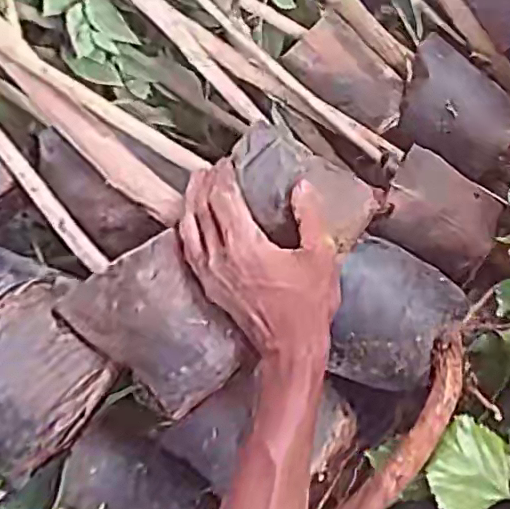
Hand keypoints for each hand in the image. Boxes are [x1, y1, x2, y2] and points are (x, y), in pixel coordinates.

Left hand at [178, 161, 339, 363]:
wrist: (291, 344)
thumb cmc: (309, 305)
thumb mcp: (320, 256)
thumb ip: (309, 218)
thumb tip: (301, 189)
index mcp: (246, 245)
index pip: (223, 200)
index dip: (223, 177)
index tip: (228, 163)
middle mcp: (220, 257)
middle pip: (200, 210)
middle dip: (203, 186)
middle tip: (209, 169)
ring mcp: (210, 273)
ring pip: (189, 228)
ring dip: (191, 204)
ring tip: (196, 189)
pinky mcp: (209, 286)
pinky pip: (189, 248)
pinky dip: (188, 228)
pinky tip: (192, 225)